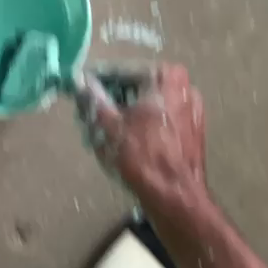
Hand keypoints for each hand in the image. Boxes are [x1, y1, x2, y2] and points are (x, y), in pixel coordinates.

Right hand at [75, 62, 209, 218]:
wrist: (174, 196)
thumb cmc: (140, 156)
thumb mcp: (106, 125)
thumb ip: (91, 98)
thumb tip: (78, 81)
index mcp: (165, 76)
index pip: (119, 72)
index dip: (94, 83)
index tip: (75, 91)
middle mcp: (184, 86)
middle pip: (135, 87)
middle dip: (110, 100)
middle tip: (87, 115)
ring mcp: (191, 109)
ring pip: (146, 105)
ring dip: (123, 114)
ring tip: (101, 132)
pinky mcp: (192, 131)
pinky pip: (159, 121)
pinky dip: (141, 127)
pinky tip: (124, 144)